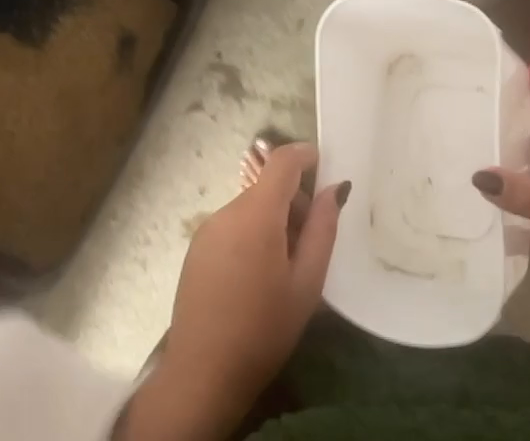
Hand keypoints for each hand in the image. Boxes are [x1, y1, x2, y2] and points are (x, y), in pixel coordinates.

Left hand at [121, 143, 346, 440]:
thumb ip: (322, 228)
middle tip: (312, 240)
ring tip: (286, 267)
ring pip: (250, 208)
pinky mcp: (196, 249)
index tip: (325, 165)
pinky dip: (252, 234)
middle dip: (294, 201)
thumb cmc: (264, 330)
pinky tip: (258, 276)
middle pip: (266, 187)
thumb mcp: (307, 283)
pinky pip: (232, 225)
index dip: (305, 155)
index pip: (281, 162)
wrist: (202, 373)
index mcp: (255, 216)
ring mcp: (206, 230)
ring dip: (273, 220)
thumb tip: (333, 188)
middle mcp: (226, 213)